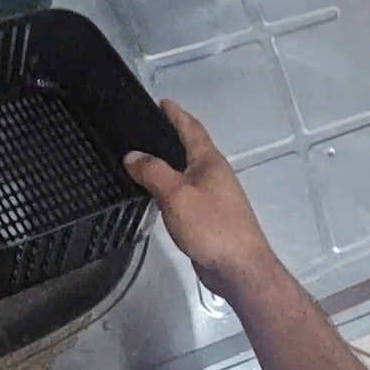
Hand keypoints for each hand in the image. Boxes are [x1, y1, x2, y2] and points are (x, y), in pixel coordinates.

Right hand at [124, 101, 282, 301]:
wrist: (238, 267)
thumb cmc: (211, 225)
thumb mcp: (176, 194)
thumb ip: (153, 172)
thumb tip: (132, 156)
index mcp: (209, 162)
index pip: (191, 129)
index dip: (176, 114)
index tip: (161, 102)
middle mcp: (214, 174)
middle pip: (190, 148)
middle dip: (170, 137)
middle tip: (144, 130)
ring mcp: (213, 196)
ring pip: (186, 172)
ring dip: (168, 164)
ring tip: (142, 160)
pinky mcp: (208, 217)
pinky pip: (184, 193)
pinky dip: (169, 187)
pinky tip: (154, 195)